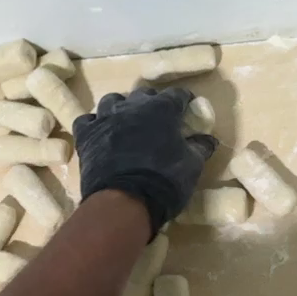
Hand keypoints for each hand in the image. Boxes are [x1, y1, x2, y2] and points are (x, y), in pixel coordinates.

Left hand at [72, 87, 218, 237]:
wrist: (125, 201)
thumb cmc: (165, 180)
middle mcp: (133, 106)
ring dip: (122, 108)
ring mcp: (106, 118)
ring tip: (127, 123)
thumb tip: (209, 139)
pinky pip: (87, 120)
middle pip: (144, 95)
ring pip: (113, 101)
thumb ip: (200, 147)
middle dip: (152, 103)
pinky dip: (95, 124)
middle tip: (158, 119)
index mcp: (162, 109)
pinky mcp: (87, 134)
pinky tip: (100, 133)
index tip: (187, 107)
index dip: (183, 100)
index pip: (176, 94)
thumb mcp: (192, 165)